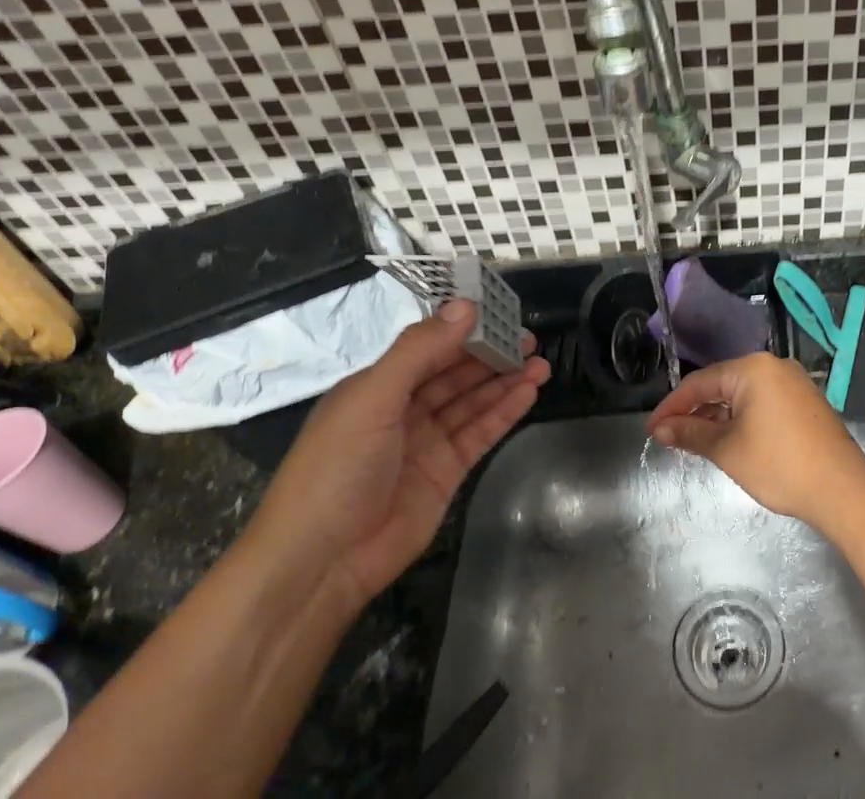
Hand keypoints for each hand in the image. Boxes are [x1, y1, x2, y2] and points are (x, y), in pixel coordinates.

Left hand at [247, 300, 549, 609]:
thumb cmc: (336, 468)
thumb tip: (465, 306)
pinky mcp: (446, 473)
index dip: (464, 330)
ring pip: (472, 403)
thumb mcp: (373, 398)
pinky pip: (480, 434)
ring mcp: (426, 443)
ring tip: (540, 364)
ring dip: (505, 382)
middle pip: (454, 374)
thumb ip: (420, 351)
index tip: (501, 314)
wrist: (323, 557)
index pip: (428, 348)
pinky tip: (528, 393)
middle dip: (491, 355)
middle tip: (529, 340)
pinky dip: (504, 413)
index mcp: (376, 387)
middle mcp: (402, 410)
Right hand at [644, 353, 864, 524]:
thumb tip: (662, 429)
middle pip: (721, 385)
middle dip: (694, 412)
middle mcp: (774, 367)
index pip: (699, 383)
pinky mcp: (805, 404)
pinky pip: (762, 404)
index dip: (671, 407)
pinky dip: (741, 420)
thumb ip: (691, 434)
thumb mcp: (727, 449)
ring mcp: (793, 385)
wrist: (841, 489)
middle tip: (669, 438)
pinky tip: (728, 441)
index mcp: (753, 369)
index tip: (651, 430)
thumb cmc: (778, 465)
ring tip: (693, 443)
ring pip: (742, 396)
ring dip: (717, 418)